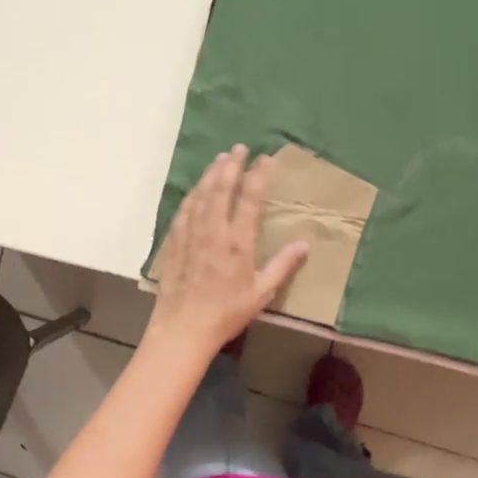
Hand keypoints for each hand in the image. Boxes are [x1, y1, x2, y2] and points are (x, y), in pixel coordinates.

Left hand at [147, 146, 309, 355]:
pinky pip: (183, 212)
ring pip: (200, 196)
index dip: (258, 175)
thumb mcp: (261, 293)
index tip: (266, 158)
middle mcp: (212, 232)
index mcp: (237, 242)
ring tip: (219, 160)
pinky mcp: (174, 244)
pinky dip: (191, 195)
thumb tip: (304, 244)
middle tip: (239, 148)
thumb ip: (282, 266)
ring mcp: (190, 236)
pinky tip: (195, 190)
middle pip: (221, 189)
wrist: (183, 329)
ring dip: (210, 175)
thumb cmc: (226, 314)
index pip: (250, 199)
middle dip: (231, 166)